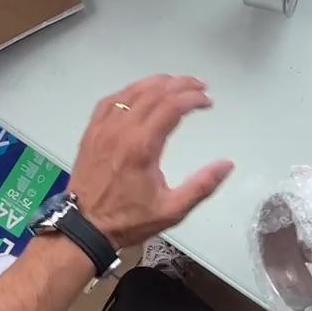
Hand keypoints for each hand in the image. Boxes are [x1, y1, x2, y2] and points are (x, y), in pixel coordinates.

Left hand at [67, 76, 233, 249]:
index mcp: (142, 147)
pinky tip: (140, 92)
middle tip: (199, 86)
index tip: (208, 100)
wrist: (85, 227)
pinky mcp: (91, 132)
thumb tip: (226, 164)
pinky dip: (129, 91)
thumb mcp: (172, 210)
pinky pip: (110, 101)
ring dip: (156, 83)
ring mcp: (103, 128)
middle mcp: (121, 130)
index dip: (193, 98)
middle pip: (154, 93)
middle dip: (180, 84)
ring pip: (131, 91)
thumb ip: (202, 185)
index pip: (171, 107)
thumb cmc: (129, 220)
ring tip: (175, 83)